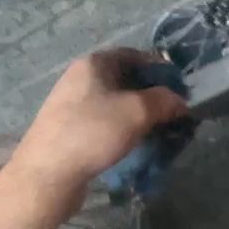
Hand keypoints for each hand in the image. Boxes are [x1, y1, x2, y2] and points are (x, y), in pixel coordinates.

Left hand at [3, 49, 189, 211]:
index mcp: (93, 64)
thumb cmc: (93, 132)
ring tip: (158, 132)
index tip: (180, 88)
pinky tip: (134, 145)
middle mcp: (80, 78)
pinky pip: (103, 121)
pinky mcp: (69, 128)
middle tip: (173, 114)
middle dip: (151, 95)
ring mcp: (71, 104)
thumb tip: (180, 101)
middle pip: (124, 79)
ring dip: (138, 115)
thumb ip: (164, 100)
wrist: (47, 173)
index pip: (133, 55)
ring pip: (114, 103)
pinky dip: (121, 129)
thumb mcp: (137, 112)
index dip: (159, 68)